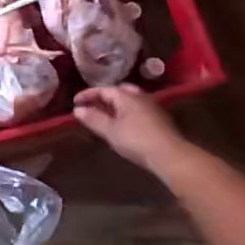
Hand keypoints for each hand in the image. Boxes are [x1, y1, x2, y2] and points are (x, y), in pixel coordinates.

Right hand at [73, 84, 191, 171]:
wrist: (169, 154)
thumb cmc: (136, 140)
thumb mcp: (110, 131)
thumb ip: (93, 119)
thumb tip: (77, 110)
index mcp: (127, 96)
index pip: (104, 90)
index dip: (88, 95)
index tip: (75, 102)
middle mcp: (140, 96)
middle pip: (118, 92)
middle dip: (103, 97)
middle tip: (91, 106)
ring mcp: (151, 106)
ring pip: (129, 100)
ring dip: (114, 105)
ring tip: (104, 115)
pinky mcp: (158, 118)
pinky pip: (136, 108)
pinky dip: (124, 111)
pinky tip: (121, 123)